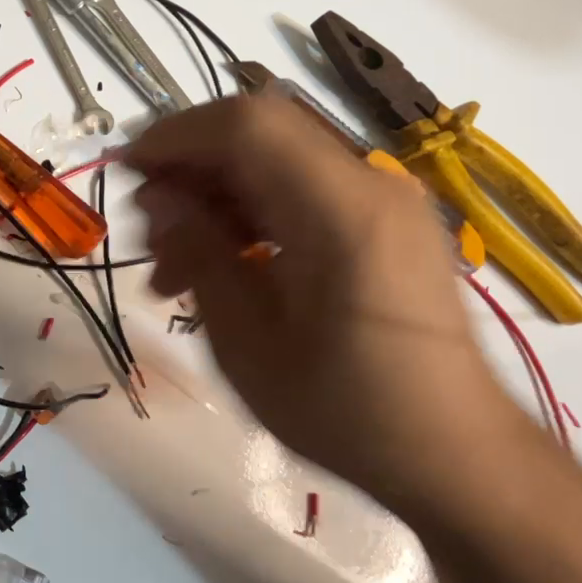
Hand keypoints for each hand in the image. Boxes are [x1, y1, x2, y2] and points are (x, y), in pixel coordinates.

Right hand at [125, 95, 518, 505]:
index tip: (125, 176)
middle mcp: (371, 187)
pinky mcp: (385, 224)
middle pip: (259, 134)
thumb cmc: (344, 409)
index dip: (174, 138)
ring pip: (274, 161)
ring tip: (174, 268)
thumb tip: (159, 198)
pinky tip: (221, 267)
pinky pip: (301, 190)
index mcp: (341, 212)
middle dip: (188, 169)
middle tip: (148, 233)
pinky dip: (249, 213)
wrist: (455, 455)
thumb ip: (199, 254)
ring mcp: (384, 202)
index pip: (245, 127)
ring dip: (213, 197)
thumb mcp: (245, 342)